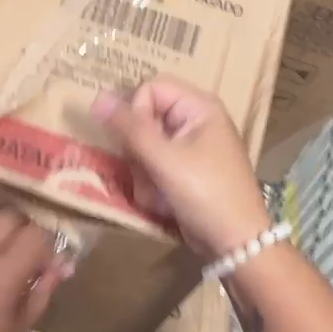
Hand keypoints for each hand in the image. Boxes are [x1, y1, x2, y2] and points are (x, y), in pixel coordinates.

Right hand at [92, 75, 272, 258]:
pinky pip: (153, 167)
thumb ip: (129, 128)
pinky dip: (151, 185)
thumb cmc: (206, 194)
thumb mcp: (164, 160)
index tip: (138, 141)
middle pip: (144, 119)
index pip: (149, 89)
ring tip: (158, 192)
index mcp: (199, 107)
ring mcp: (190, 148)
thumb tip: (96, 97)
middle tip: (147, 170)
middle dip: (138, 150)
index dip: (136, 112)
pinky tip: (163, 202)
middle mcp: (195, 121)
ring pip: (144, 147)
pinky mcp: (185, 171)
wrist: (236, 242)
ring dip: (143, 172)